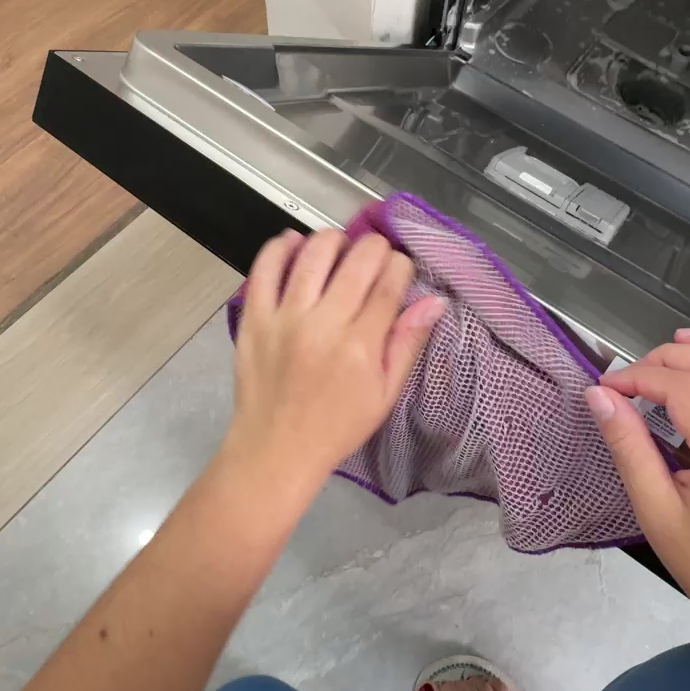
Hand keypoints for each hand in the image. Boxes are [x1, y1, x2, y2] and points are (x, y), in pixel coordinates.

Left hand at [223, 229, 445, 489]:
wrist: (275, 450)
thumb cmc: (337, 426)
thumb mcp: (385, 394)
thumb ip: (408, 343)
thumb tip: (434, 301)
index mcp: (360, 346)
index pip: (389, 282)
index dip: (400, 265)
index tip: (400, 268)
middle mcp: (324, 324)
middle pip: (357, 260)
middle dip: (374, 247)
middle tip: (375, 255)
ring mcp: (285, 317)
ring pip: (314, 253)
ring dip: (333, 240)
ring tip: (339, 248)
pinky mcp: (255, 317)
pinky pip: (265, 268)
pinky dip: (281, 247)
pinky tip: (295, 243)